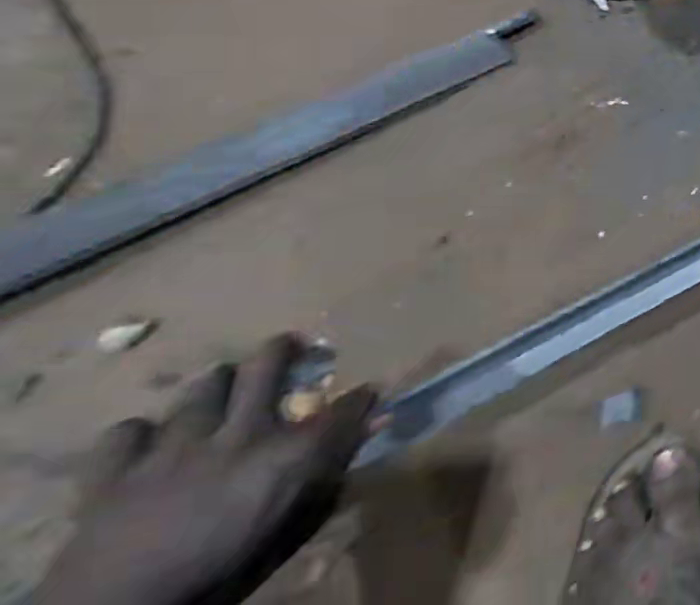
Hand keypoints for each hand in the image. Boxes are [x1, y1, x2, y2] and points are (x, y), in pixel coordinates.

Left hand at [34, 336, 376, 604]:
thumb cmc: (224, 567)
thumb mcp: (293, 526)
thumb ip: (331, 476)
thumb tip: (371, 432)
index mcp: (288, 453)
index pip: (346, 406)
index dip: (362, 396)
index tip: (367, 393)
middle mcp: (240, 434)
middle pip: (266, 369)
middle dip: (282, 349)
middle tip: (288, 344)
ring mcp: (174, 448)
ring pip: (202, 389)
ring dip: (217, 384)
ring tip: (221, 386)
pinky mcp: (116, 470)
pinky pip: (126, 432)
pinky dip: (141, 434)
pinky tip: (149, 442)